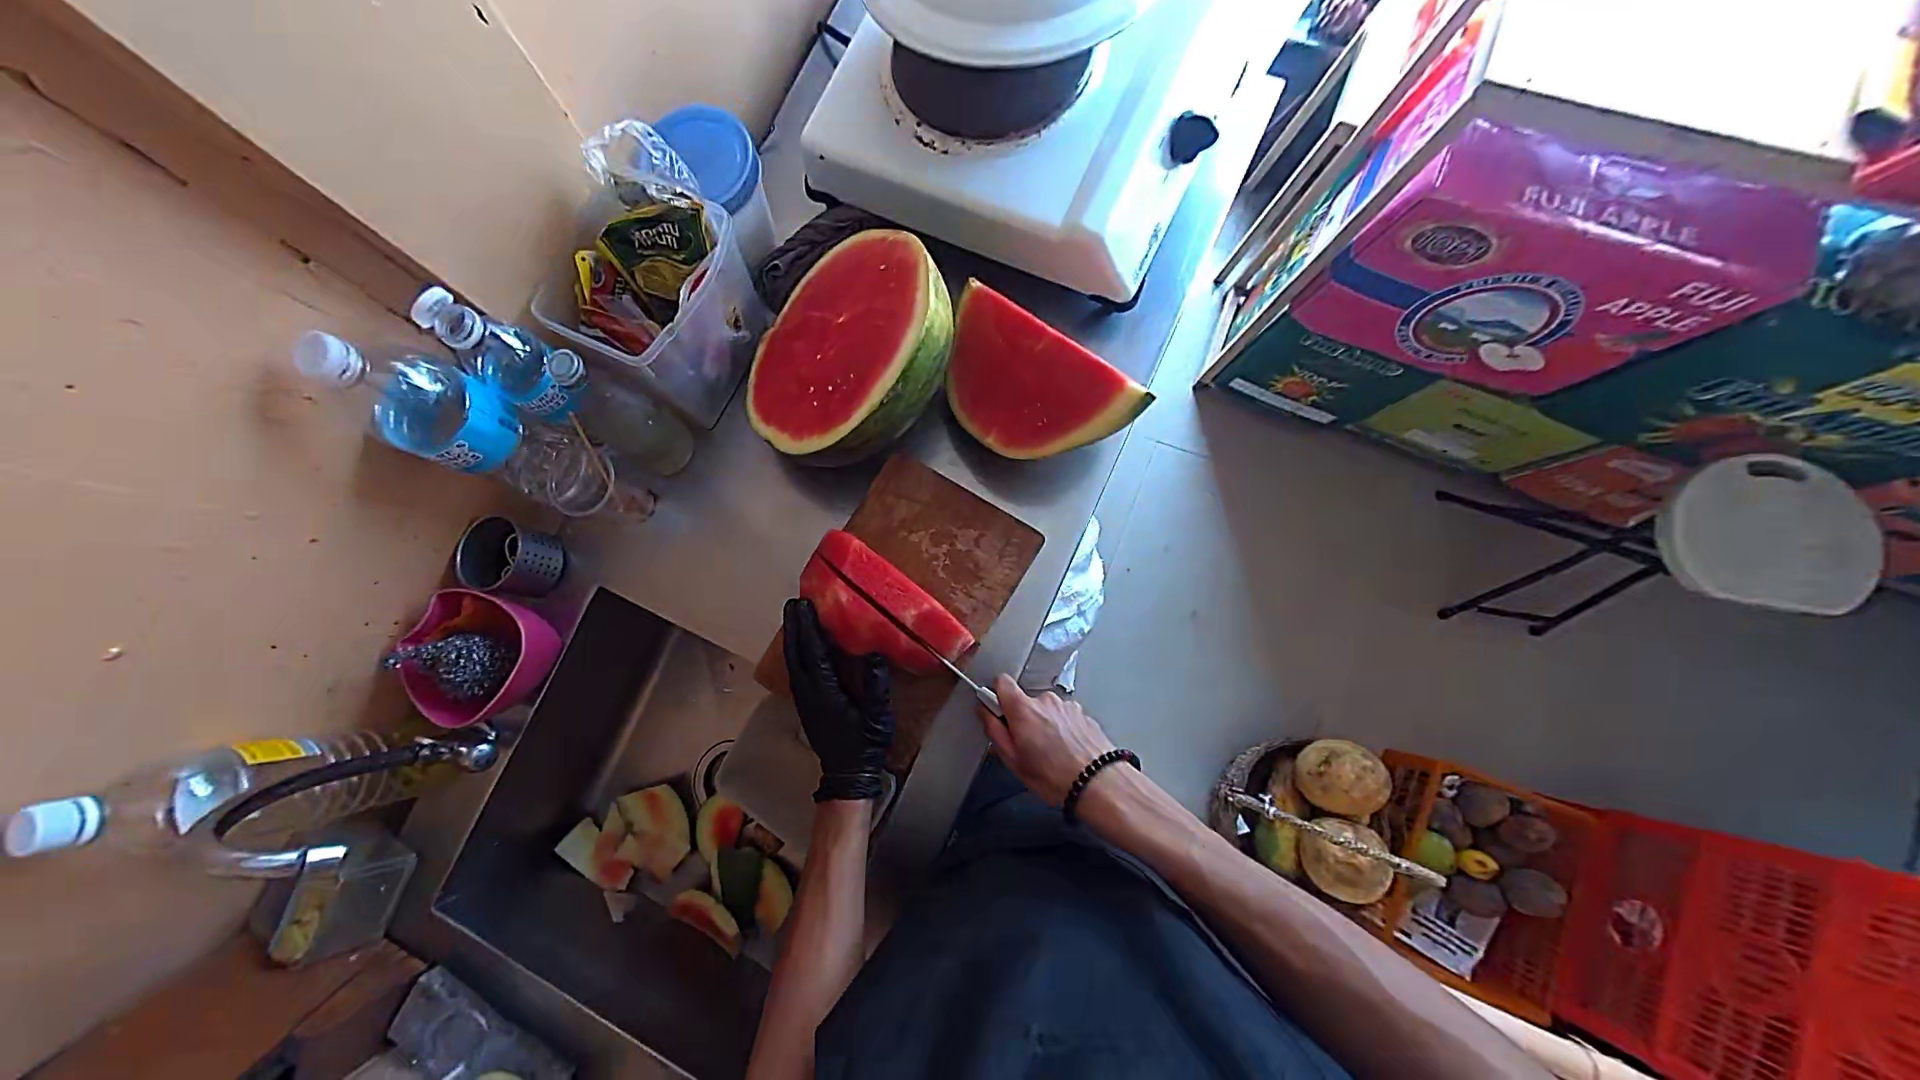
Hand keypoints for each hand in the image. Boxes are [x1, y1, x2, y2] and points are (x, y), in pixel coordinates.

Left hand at [784, 599, 893, 801]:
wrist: (848, 774)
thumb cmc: (865, 745)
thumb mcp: (877, 717)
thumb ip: (876, 687)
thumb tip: (875, 656)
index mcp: (826, 693)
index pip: (814, 654)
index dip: (809, 629)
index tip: (805, 606)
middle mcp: (809, 693)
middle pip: (796, 654)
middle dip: (795, 627)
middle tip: (794, 603)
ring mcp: (804, 699)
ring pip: (793, 661)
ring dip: (792, 637)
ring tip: (794, 617)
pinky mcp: (806, 704)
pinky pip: (796, 670)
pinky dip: (796, 651)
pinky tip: (800, 645)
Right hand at [977, 675, 1116, 806]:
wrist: (1099, 782)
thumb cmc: (1056, 777)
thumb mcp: (1013, 759)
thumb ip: (994, 730)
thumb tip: (985, 713)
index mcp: (1023, 709)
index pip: (1001, 682)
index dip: (996, 695)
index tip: (996, 711)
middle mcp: (1045, 700)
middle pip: (1025, 701)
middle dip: (1023, 719)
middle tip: (1027, 746)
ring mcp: (1066, 706)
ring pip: (1046, 711)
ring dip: (1045, 725)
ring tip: (1051, 754)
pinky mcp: (1082, 714)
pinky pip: (1064, 717)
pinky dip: (1063, 730)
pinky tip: (1066, 752)